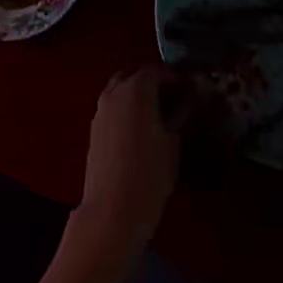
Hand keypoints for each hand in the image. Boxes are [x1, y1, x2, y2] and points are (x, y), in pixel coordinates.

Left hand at [74, 66, 185, 246]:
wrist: (111, 212)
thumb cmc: (149, 176)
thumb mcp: (173, 144)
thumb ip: (179, 115)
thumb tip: (188, 100)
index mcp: (136, 89)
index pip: (156, 70)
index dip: (173, 77)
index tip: (187, 89)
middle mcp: (114, 93)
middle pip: (133, 73)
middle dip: (151, 79)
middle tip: (171, 96)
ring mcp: (100, 110)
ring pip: (119, 88)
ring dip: (136, 92)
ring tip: (157, 113)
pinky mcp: (94, 129)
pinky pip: (111, 106)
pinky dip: (125, 107)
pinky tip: (139, 128)